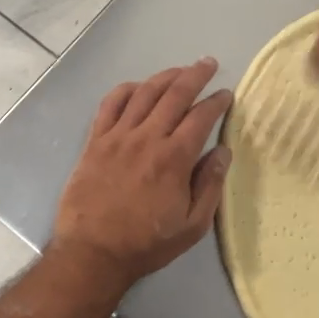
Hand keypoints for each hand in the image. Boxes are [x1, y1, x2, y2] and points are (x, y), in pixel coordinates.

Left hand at [49, 59, 234, 288]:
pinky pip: (111, 104)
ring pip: (145, 93)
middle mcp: (147, 138)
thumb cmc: (147, 243)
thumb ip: (210, 185)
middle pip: (175, 94)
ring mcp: (118, 136)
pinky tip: (139, 87)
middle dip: (196, 75)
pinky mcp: (96, 141)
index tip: (226, 94)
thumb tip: (223, 150)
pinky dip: (127, 89)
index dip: (216, 102)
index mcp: (174, 158)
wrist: (92, 253)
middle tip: (208, 64)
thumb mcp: (192, 226)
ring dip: (166, 76)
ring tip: (180, 70)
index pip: (201, 117)